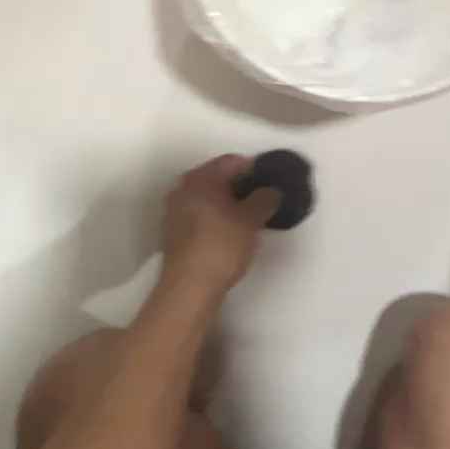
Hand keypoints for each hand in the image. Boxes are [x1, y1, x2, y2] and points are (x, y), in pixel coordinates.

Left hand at [159, 155, 281, 300]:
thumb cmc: (221, 246)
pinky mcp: (174, 231)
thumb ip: (266, 198)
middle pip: (219, 177)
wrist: (189, 287)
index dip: (257, 169)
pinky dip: (217, 217)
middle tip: (266, 200)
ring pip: (210, 197)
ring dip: (230, 203)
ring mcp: (175, 209)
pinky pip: (201, 213)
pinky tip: (232, 232)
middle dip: (243, 186)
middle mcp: (183, 187)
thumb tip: (272, 190)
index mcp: (200, 177)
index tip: (275, 182)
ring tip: (252, 218)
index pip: (233, 161)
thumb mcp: (252, 220)